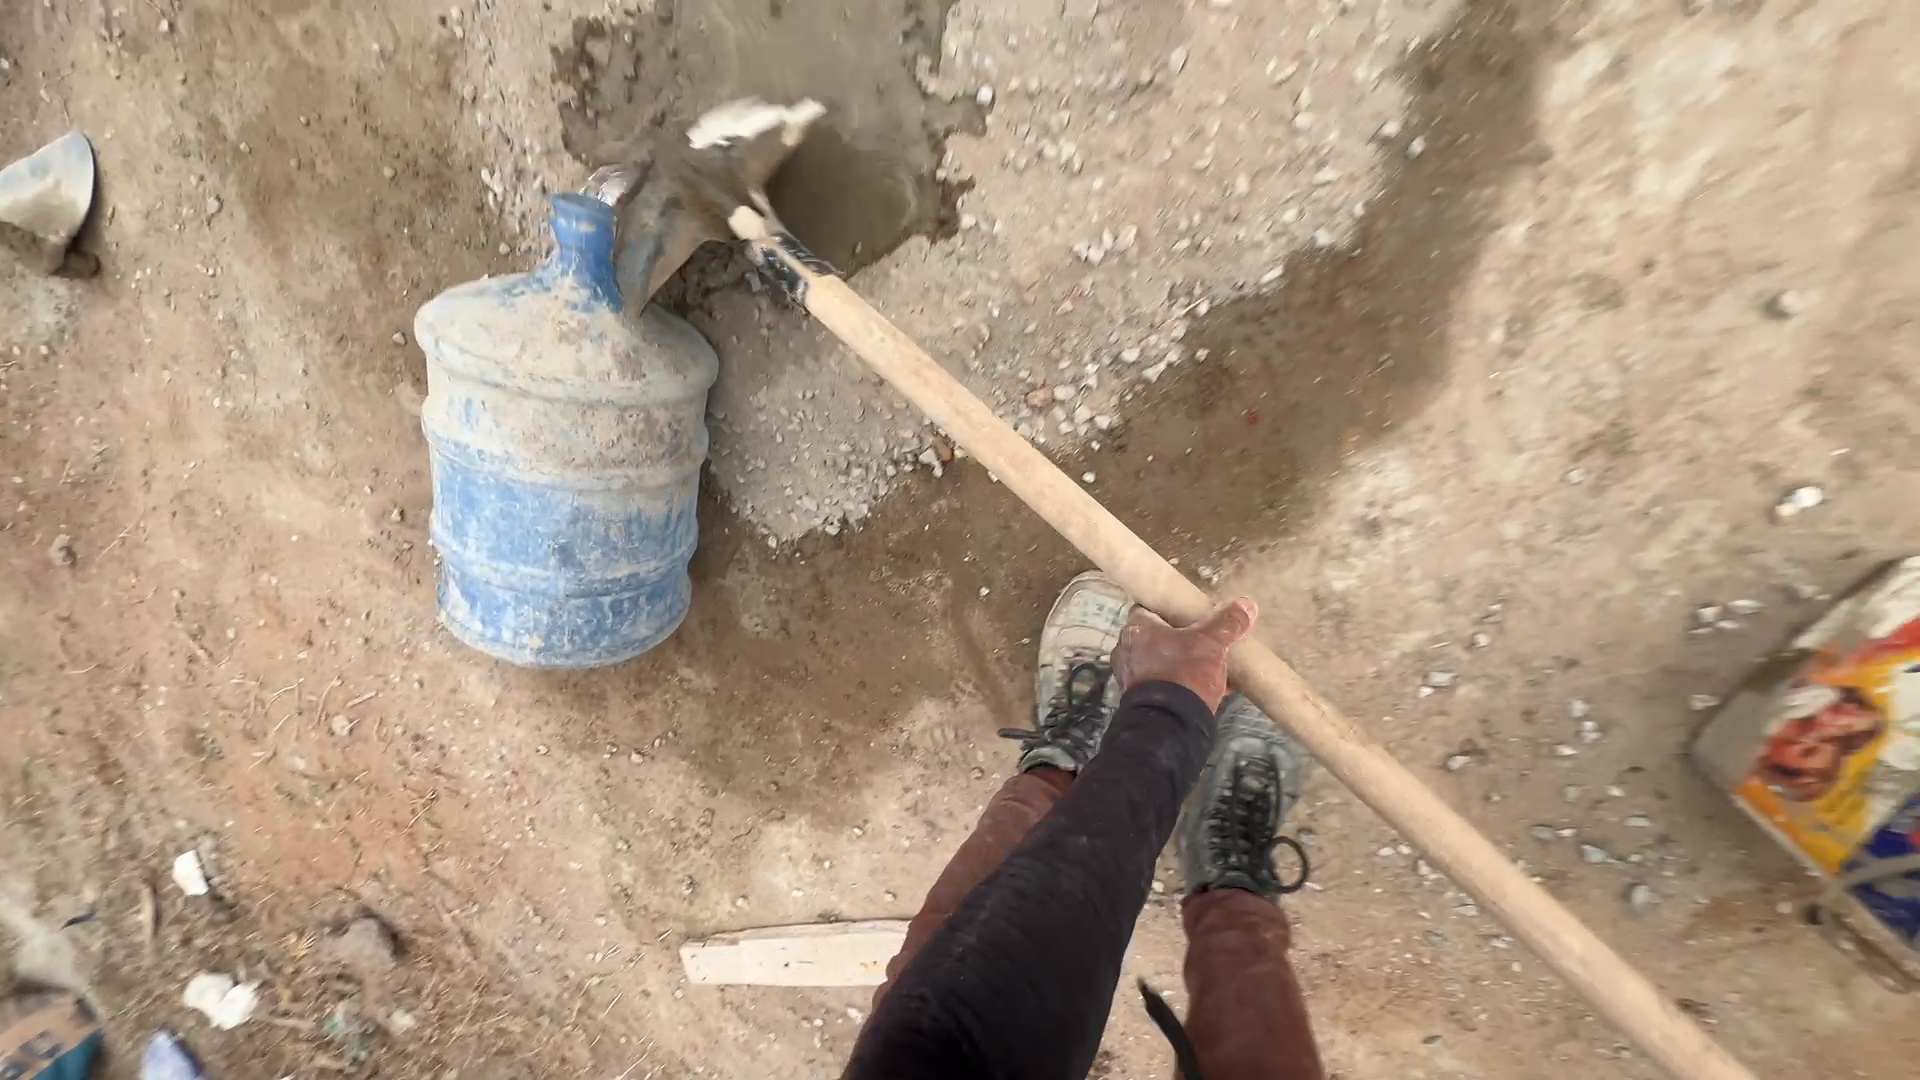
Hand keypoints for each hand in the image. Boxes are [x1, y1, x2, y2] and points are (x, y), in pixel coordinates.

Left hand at [1112, 598, 1257, 709]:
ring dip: (1177, 662)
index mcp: (1136, 629)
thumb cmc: (1184, 672)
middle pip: (1153, 636)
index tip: (1187, 615)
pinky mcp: (1138, 698)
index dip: (1167, 610)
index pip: (1147, 609)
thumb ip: (1227, 623)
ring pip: (1157, 661)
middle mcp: (1125, 649)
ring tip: (1205, 666)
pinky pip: (1160, 683)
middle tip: (1200, 641)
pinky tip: (1203, 688)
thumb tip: (1246, 604)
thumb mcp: (1211, 643)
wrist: (1170, 723)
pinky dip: (1177, 683)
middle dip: (1175, 639)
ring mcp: (1129, 676)